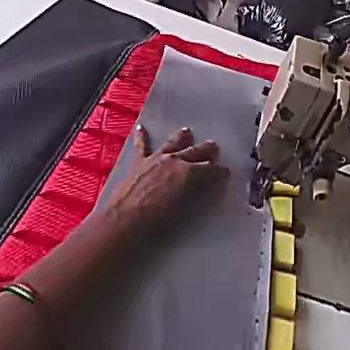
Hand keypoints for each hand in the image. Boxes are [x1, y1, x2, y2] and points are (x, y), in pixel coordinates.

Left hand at [99, 126, 227, 231]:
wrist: (124, 220)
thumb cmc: (156, 222)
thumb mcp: (183, 209)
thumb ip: (194, 193)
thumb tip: (202, 185)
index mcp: (189, 173)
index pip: (210, 170)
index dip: (219, 171)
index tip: (225, 171)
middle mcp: (175, 161)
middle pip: (195, 152)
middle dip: (207, 149)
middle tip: (214, 147)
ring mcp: (156, 158)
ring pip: (172, 143)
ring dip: (181, 137)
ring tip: (187, 131)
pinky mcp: (139, 162)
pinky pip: (141, 145)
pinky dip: (141, 136)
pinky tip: (141, 128)